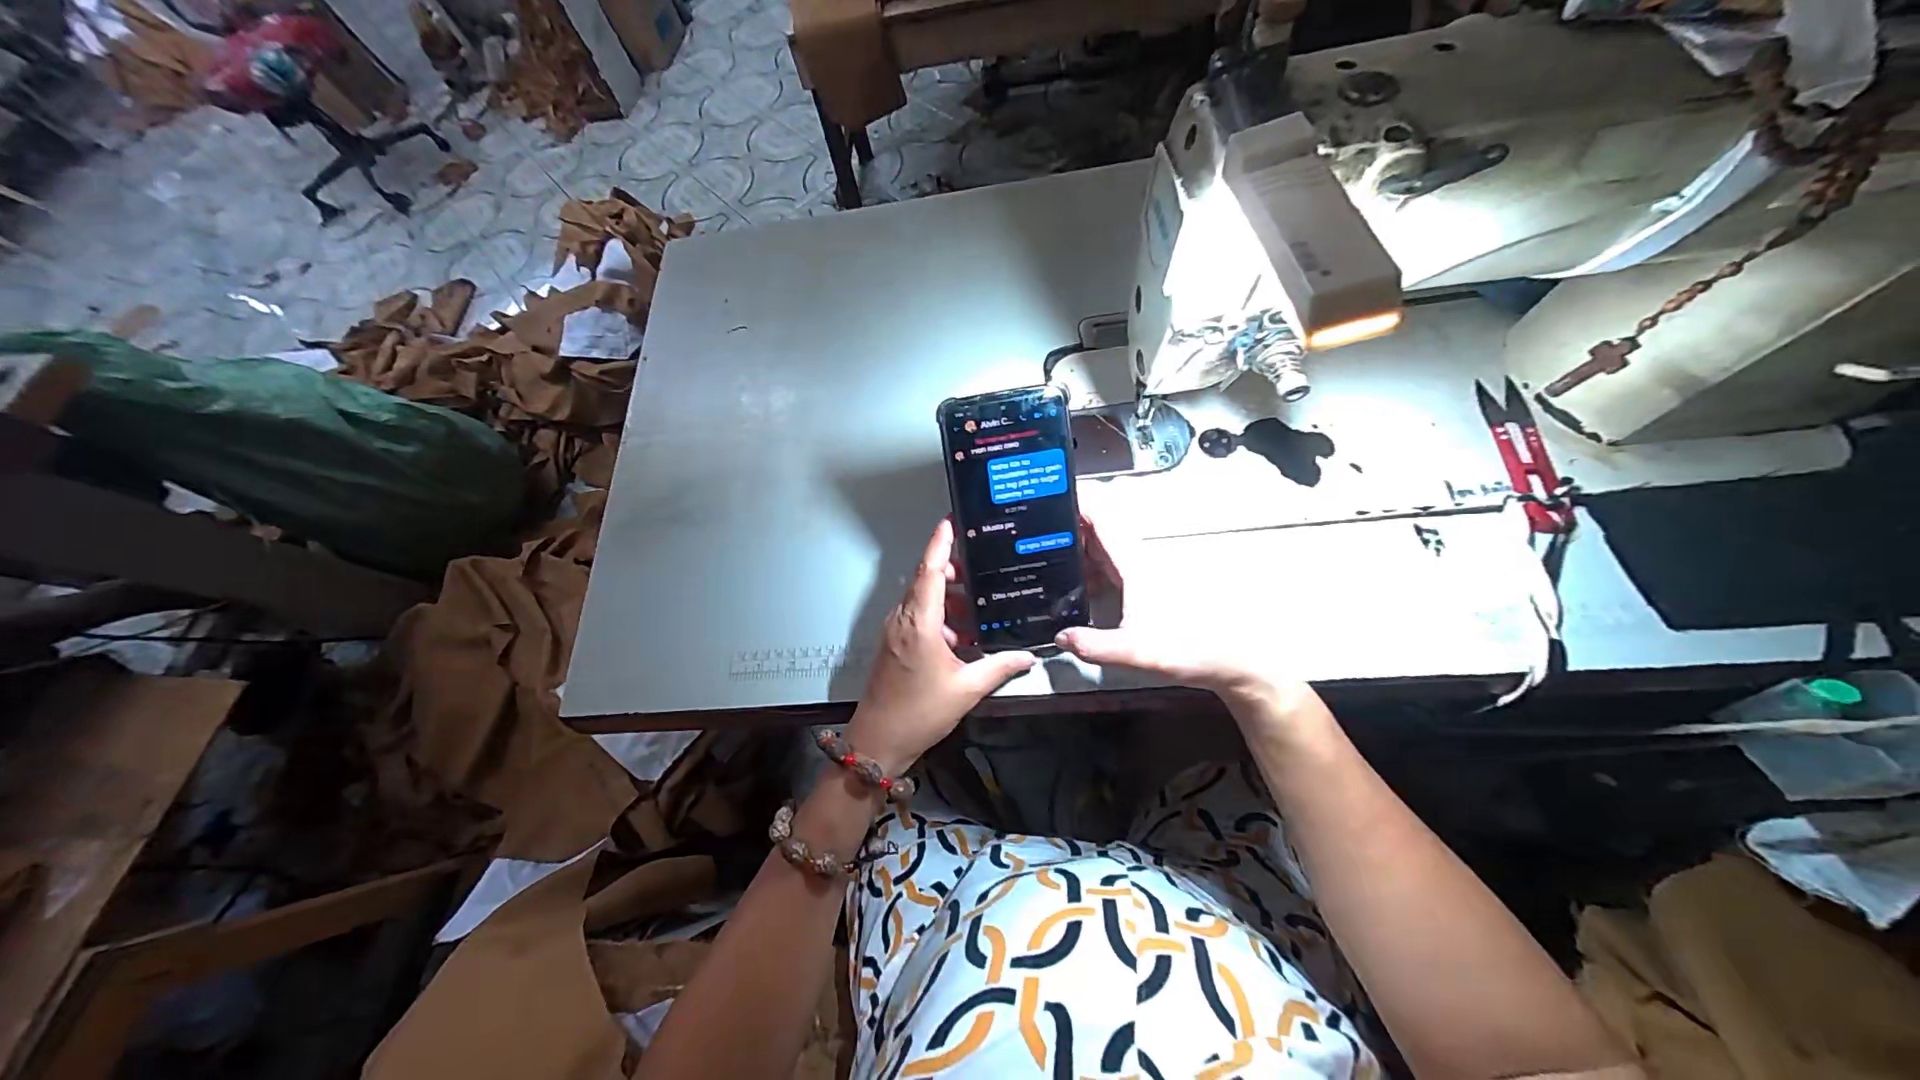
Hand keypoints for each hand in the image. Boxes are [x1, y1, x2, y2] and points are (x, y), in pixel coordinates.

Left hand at [846, 519, 1036, 772]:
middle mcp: (903, 619)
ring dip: (949, 597)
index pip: (930, 570)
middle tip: (982, 564)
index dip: (941, 542)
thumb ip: (999, 667)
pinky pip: (919, 617)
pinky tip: (964, 634)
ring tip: (980, 603)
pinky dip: (941, 617)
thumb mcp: (966, 689)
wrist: (879, 740)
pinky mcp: (895, 644)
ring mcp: (896, 631)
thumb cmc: (919, 713)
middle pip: (926, 579)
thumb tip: (1027, 657)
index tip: (951, 521)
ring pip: (923, 599)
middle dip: (952, 568)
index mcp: (919, 622)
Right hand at [1055, 509, 1313, 711]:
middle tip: (1036, 535)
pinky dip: (1091, 566)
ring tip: (1048, 558)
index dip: (1077, 502)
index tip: (1049, 497)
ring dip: (1079, 547)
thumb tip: (1060, 638)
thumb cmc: (1189, 648)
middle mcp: (1139, 559)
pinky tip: (1079, 584)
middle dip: (1068, 526)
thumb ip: (1094, 645)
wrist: (1229, 658)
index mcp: (1135, 563)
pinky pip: (1111, 563)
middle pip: (1099, 528)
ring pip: (1104, 546)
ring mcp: (1143, 570)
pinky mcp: (1146, 584)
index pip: (1102, 517)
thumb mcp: (1135, 651)